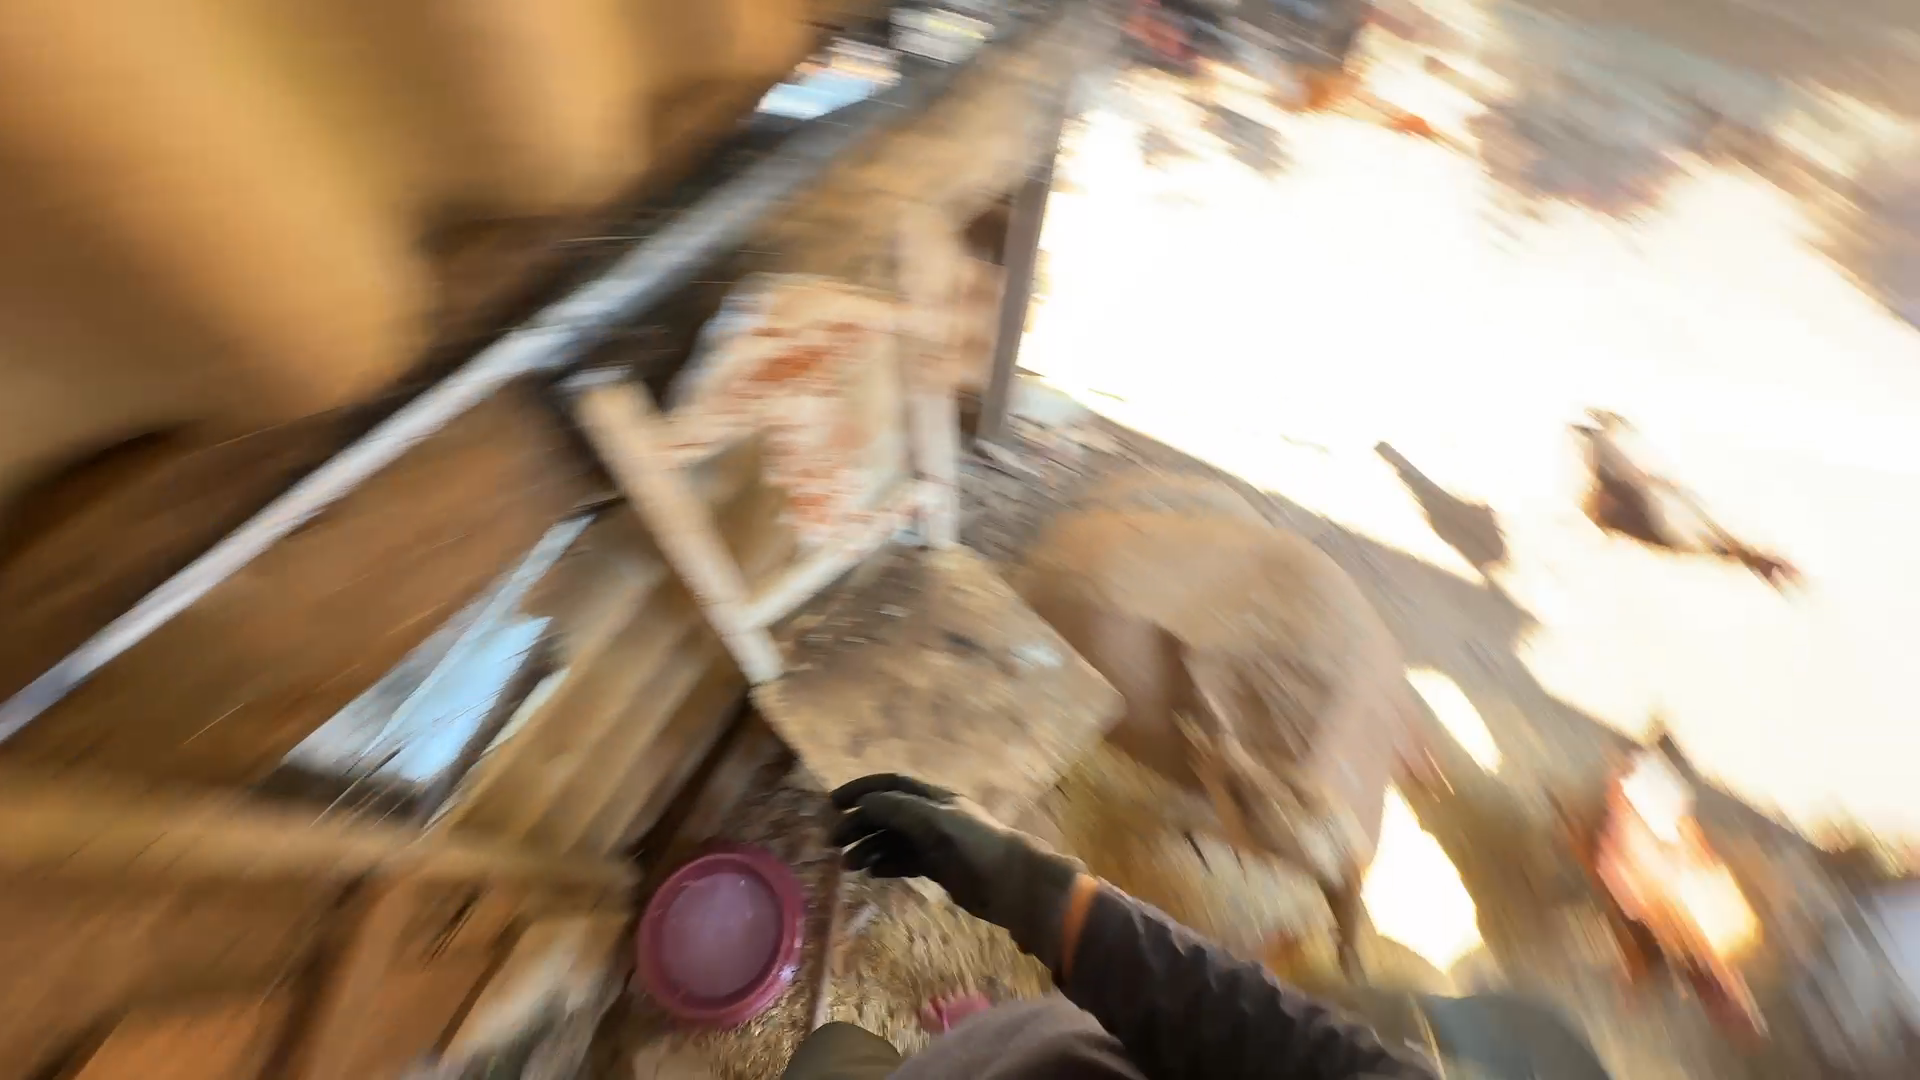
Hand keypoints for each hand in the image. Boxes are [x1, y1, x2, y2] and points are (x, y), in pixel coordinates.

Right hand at [830, 774, 1082, 970]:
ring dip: (869, 847)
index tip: (833, 803)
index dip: (862, 790)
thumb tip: (864, 802)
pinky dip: (885, 864)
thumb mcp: (935, 822)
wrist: (1011, 882)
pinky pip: (905, 860)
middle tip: (832, 842)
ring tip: (848, 865)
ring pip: (894, 839)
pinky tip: (870, 873)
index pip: (891, 785)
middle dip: (859, 823)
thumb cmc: (975, 845)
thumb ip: (899, 809)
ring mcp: (936, 842)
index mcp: (933, 798)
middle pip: (888, 813)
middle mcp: (932, 816)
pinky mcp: (939, 867)